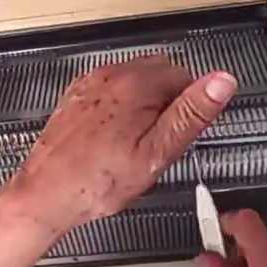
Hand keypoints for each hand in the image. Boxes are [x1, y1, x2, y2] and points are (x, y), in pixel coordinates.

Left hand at [0, 56, 235, 237]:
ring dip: (144, 103)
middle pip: (160, 73)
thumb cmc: (96, 181)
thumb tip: (221, 82)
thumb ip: (190, 114)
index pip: (185, 76)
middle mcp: (110, 76)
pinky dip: (121, 108)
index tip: (178, 133)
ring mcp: (90, 84)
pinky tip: (114, 138)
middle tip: (159, 140)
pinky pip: (111, 91)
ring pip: (135, 80)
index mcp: (135, 85)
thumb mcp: (156, 153)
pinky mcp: (77, 97)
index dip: (189, 107)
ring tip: (135, 142)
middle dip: (167, 101)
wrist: (45, 194)